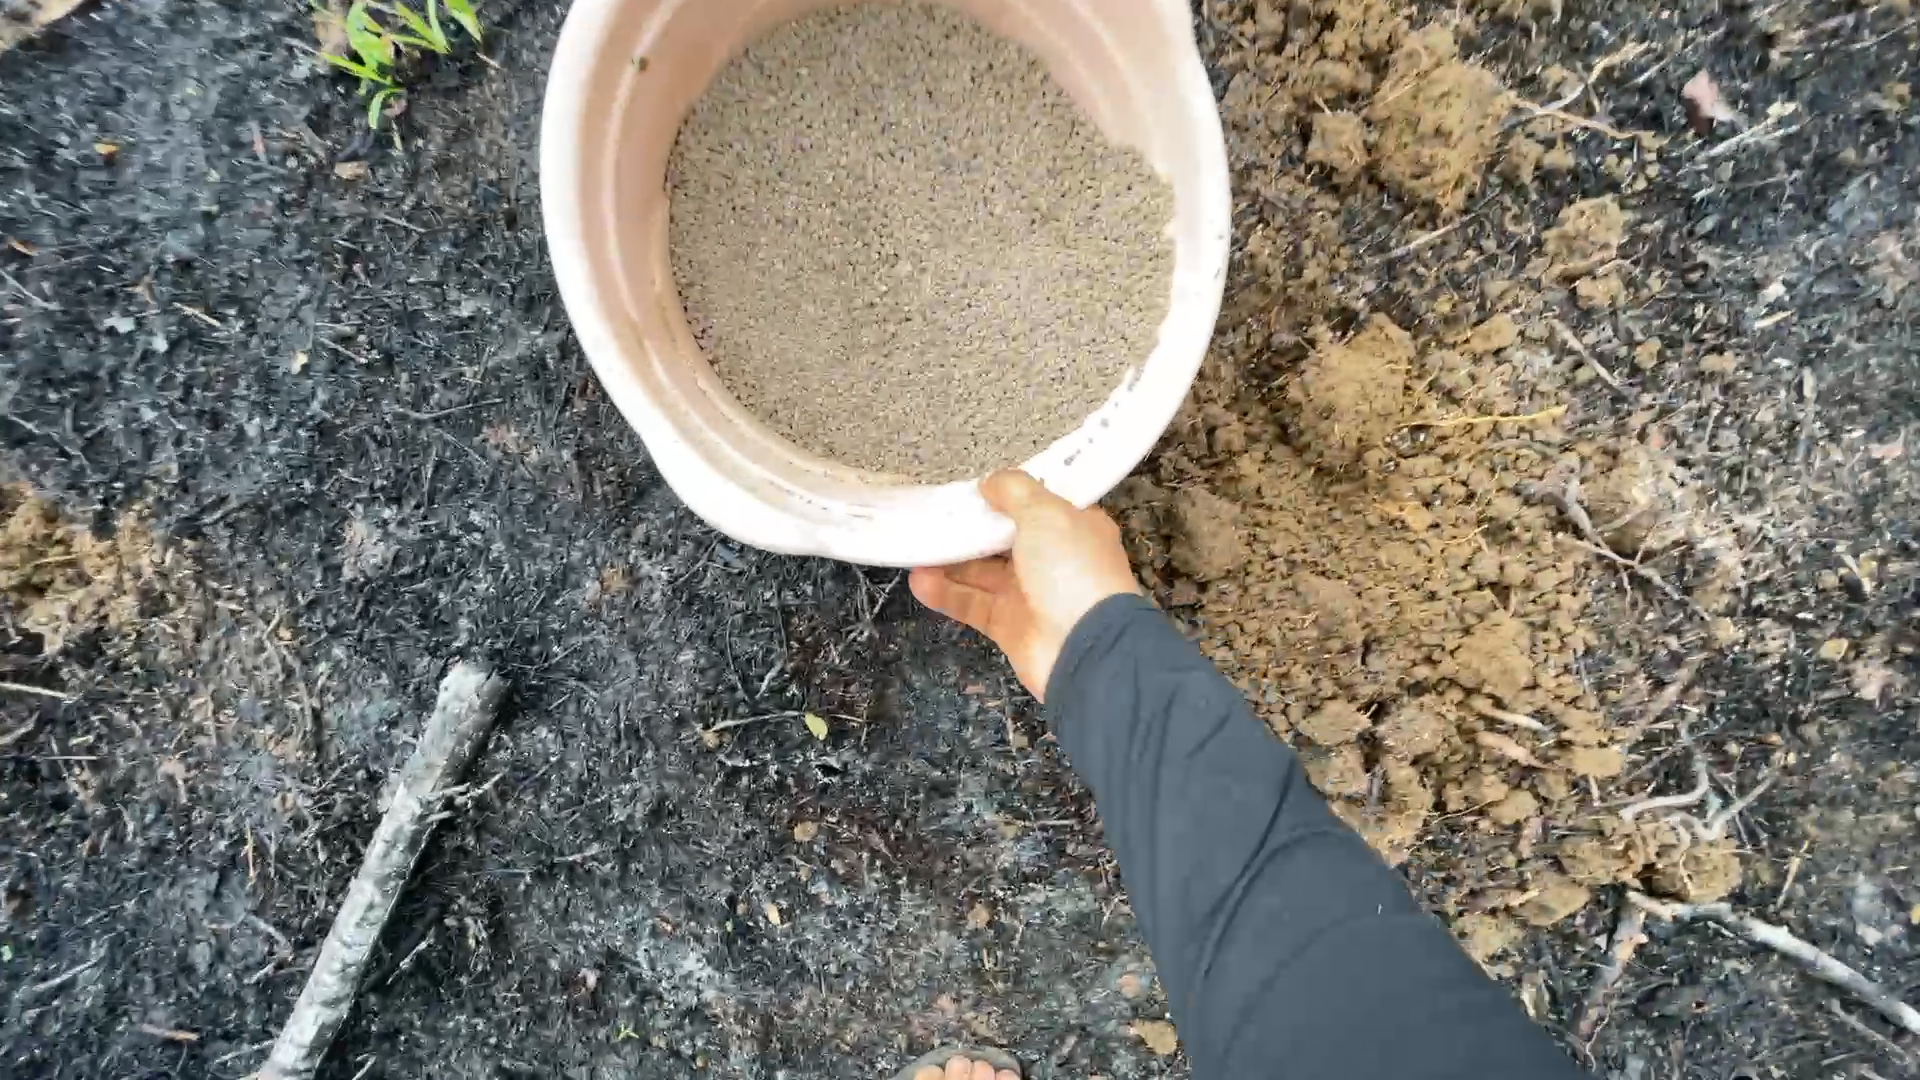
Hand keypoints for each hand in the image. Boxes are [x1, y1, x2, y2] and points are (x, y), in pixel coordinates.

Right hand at [910, 470, 1141, 701]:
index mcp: (1072, 529)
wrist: (1086, 649)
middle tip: (933, 516)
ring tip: (915, 548)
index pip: (1035, 507)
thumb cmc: (1073, 570)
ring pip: (981, 572)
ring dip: (949, 560)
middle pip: (1001, 539)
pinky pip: (972, 603)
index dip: (1005, 497)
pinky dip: (946, 593)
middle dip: (968, 528)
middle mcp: (1051, 560)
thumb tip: (991, 482)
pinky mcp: (1008, 625)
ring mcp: (1029, 594)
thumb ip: (1016, 491)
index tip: (971, 489)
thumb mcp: (1048, 514)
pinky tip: (920, 581)